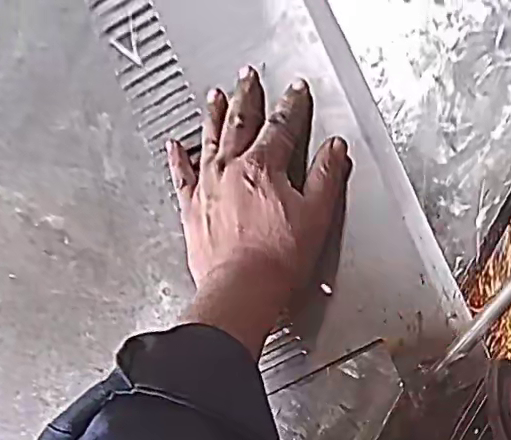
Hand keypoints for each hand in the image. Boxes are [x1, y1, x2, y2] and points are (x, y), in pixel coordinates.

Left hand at [167, 67, 351, 352]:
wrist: (242, 290)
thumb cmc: (276, 262)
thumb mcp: (316, 218)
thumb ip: (326, 179)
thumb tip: (335, 151)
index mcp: (265, 168)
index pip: (282, 127)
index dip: (292, 107)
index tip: (296, 93)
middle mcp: (232, 169)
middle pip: (241, 122)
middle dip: (248, 97)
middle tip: (248, 77)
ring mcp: (208, 188)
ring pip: (210, 139)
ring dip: (214, 115)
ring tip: (215, 96)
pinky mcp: (192, 211)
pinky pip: (182, 176)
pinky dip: (179, 158)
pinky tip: (176, 146)